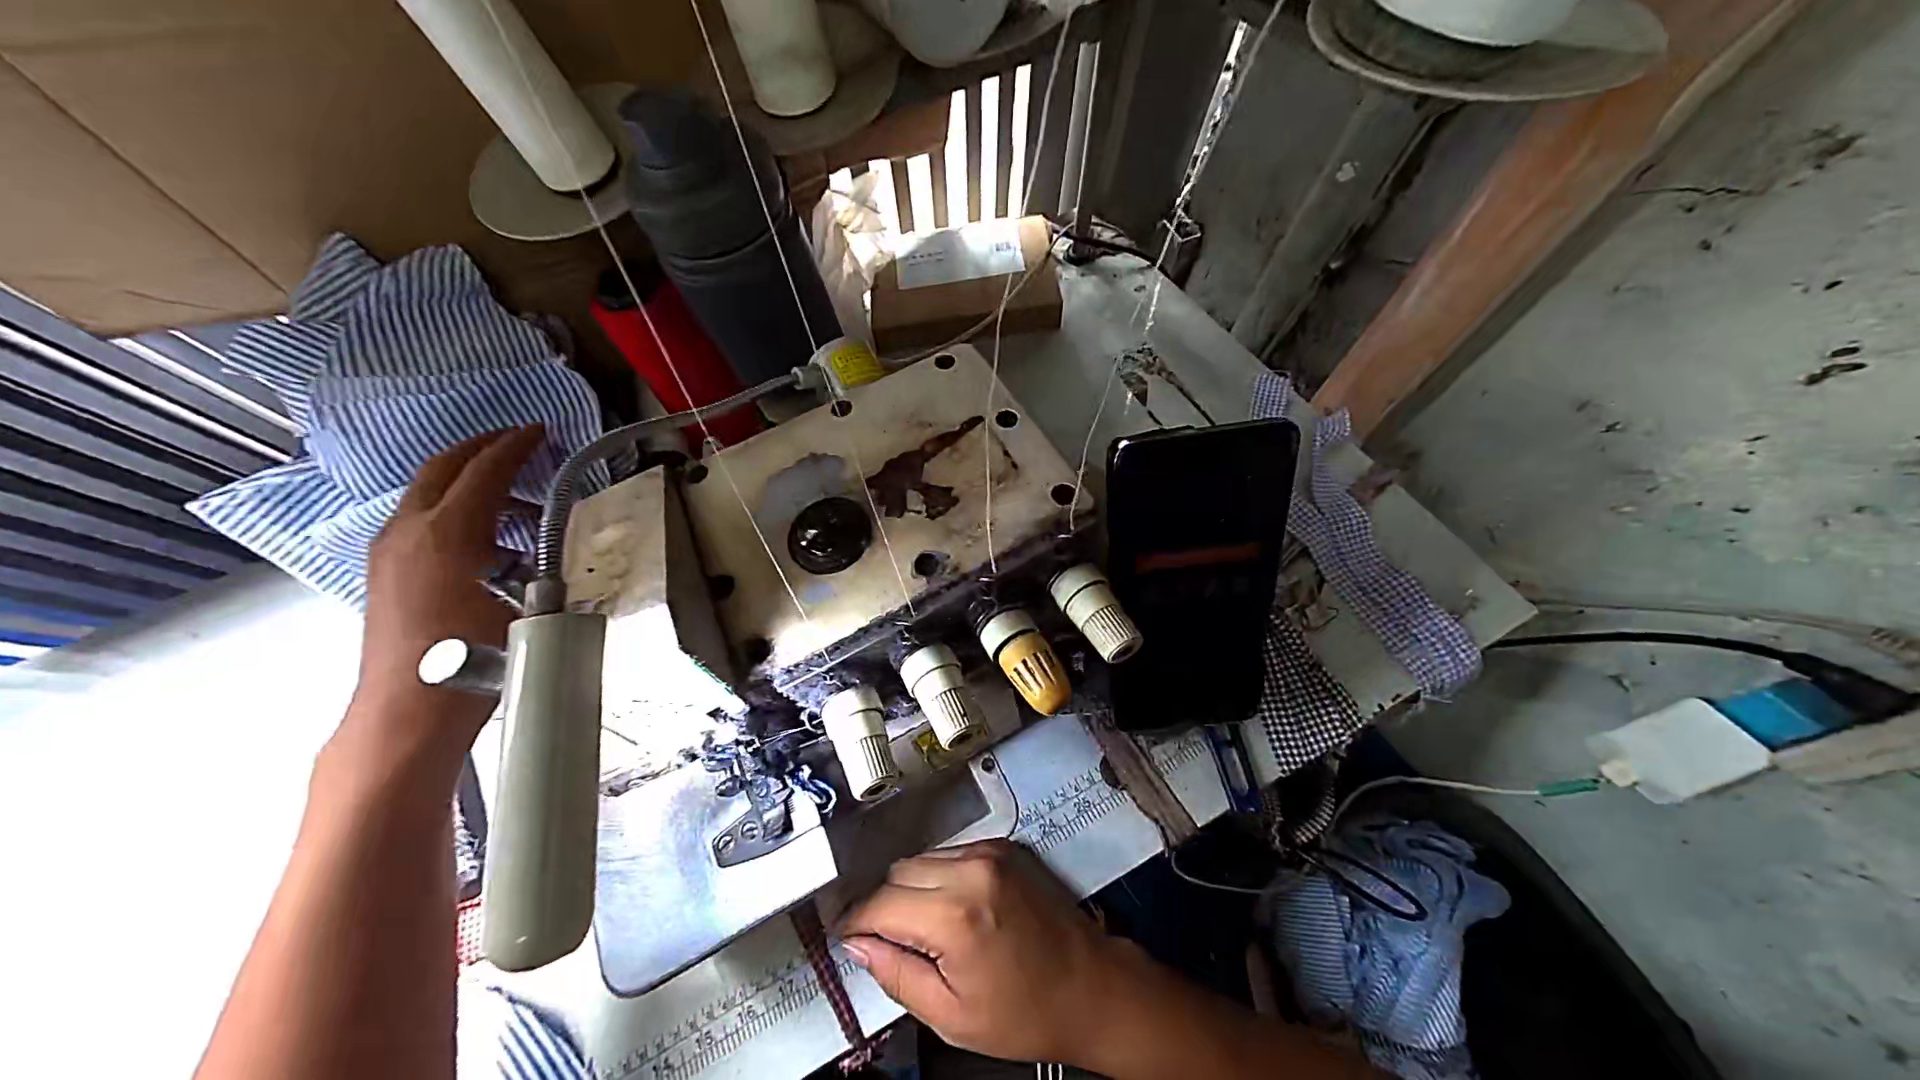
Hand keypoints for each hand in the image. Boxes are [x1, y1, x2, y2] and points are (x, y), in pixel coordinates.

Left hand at [345, 426, 544, 761]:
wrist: (409, 711)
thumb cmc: (471, 661)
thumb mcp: (526, 609)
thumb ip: (542, 572)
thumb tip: (558, 556)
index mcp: (447, 533)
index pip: (484, 471)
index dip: (515, 446)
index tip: (538, 431)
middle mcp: (409, 530)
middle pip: (443, 467)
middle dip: (482, 448)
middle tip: (518, 443)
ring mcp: (390, 550)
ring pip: (427, 491)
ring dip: (468, 479)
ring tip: (512, 494)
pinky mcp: (385, 571)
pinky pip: (420, 517)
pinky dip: (453, 506)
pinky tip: (485, 535)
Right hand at [837, 840, 1156, 1066]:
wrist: (1090, 986)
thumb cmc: (1030, 1010)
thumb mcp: (951, 1015)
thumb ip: (895, 975)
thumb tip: (861, 947)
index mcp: (956, 917)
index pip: (880, 904)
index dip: (855, 922)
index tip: (847, 934)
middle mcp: (972, 872)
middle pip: (896, 873)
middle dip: (883, 906)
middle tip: (886, 940)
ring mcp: (990, 854)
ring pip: (920, 859)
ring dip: (910, 889)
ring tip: (926, 930)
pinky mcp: (1002, 848)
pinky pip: (949, 853)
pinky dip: (938, 876)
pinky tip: (951, 909)